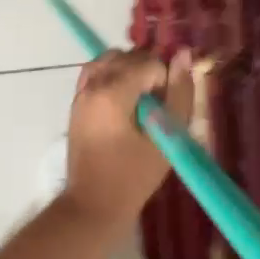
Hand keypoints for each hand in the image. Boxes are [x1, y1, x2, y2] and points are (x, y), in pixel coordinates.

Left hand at [62, 48, 194, 220]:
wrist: (93, 203)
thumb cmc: (134, 176)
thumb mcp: (165, 137)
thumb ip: (178, 95)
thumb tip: (183, 55)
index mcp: (113, 92)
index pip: (149, 63)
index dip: (165, 81)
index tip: (167, 108)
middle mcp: (92, 85)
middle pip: (128, 56)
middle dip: (149, 72)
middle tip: (158, 105)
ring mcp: (80, 92)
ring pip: (109, 60)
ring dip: (130, 70)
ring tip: (142, 101)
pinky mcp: (76, 103)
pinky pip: (95, 73)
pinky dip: (112, 76)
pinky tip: (124, 101)